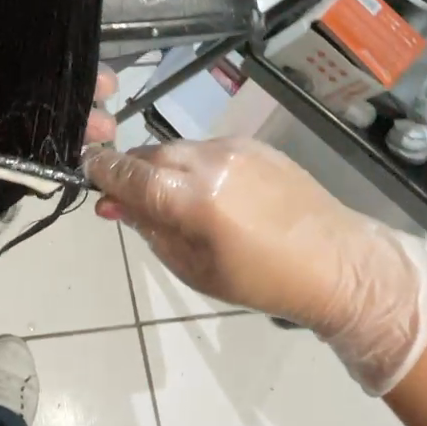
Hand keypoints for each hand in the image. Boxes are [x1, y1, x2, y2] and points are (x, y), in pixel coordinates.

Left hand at [0, 0, 118, 169]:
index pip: (10, 35)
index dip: (52, 45)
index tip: (95, 56)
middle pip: (21, 79)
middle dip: (66, 91)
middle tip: (109, 104)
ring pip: (9, 115)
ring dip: (48, 125)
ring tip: (93, 138)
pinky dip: (12, 154)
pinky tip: (47, 163)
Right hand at [85, 137, 426, 394]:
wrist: (340, 263)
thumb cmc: (262, 281)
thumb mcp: (194, 269)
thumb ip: (149, 230)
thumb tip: (112, 204)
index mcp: (194, 200)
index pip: (128, 173)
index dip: (100, 171)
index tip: (86, 173)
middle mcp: (209, 163)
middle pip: (147, 155)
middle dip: (131, 173)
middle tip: (128, 199)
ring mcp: (233, 148)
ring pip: (175, 149)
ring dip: (162, 169)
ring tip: (176, 201)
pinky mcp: (252, 144)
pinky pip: (205, 149)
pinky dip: (193, 166)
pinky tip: (210, 193)